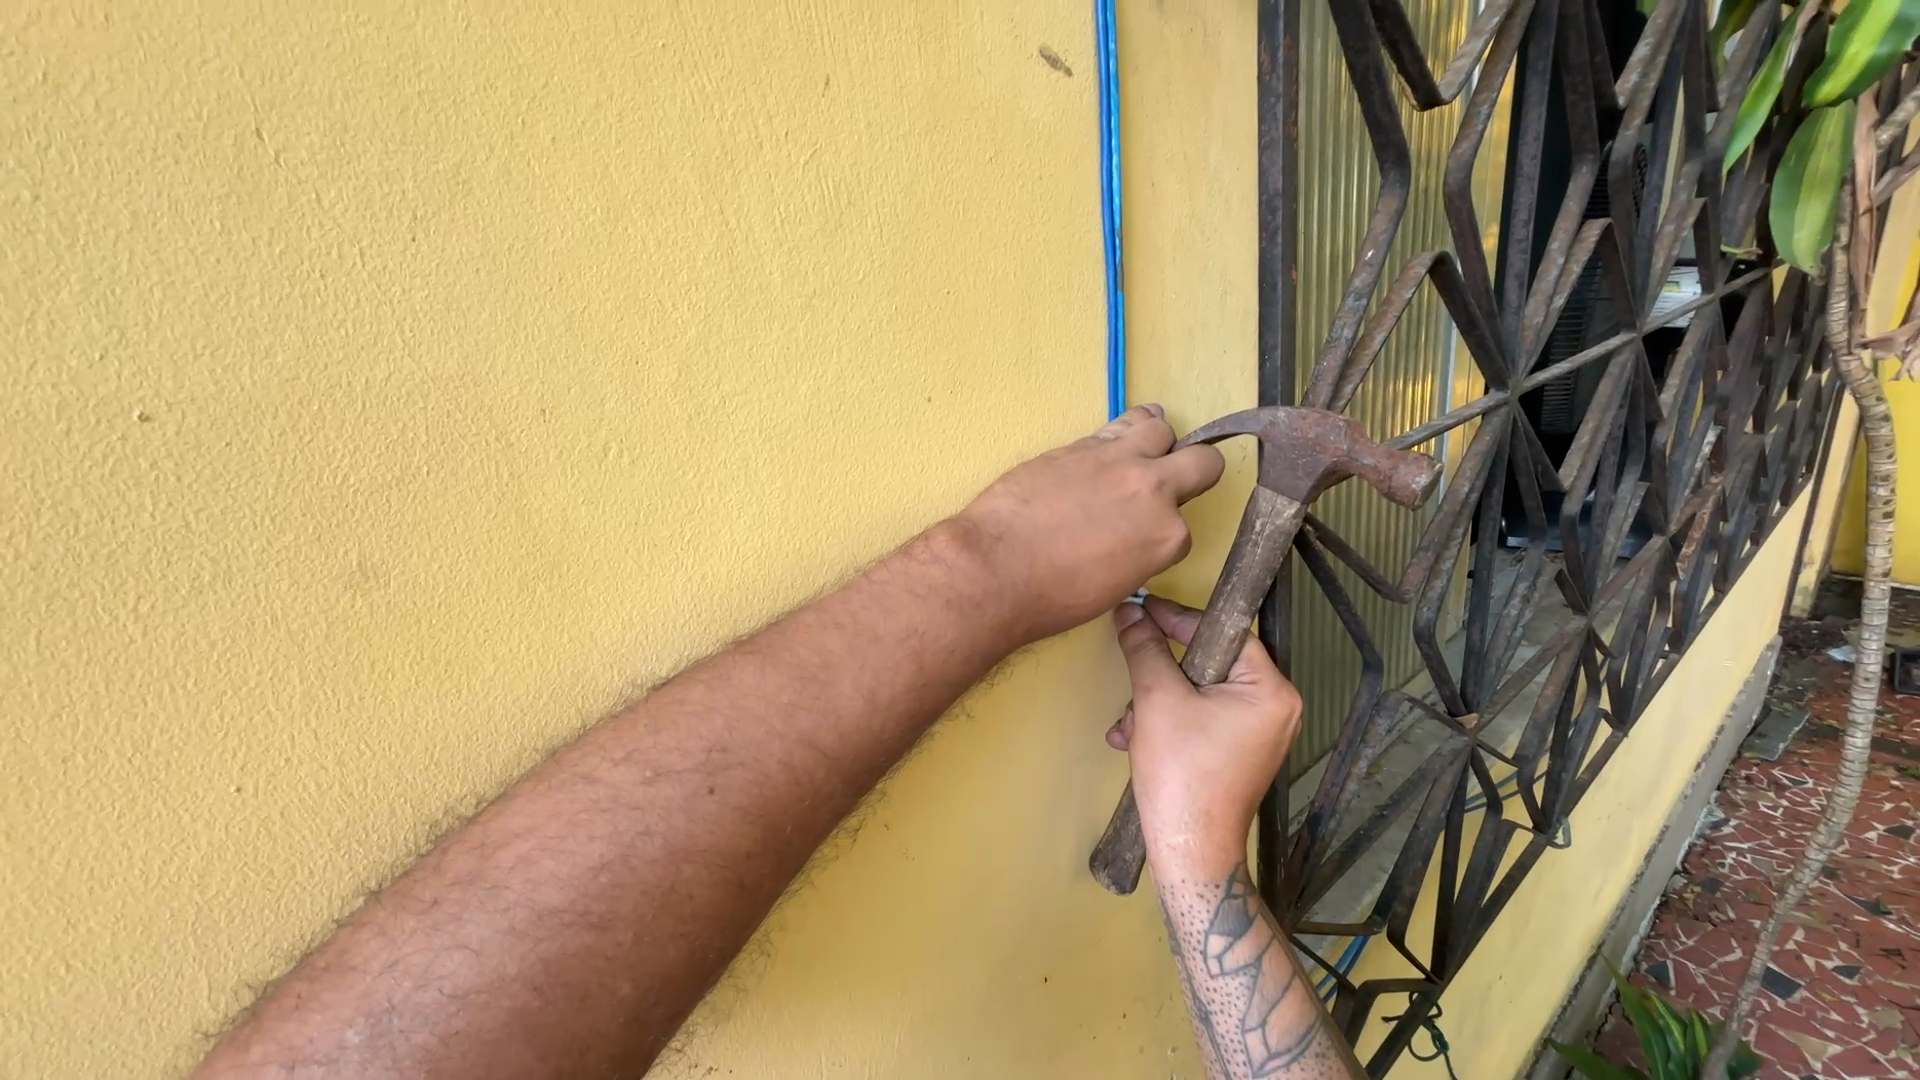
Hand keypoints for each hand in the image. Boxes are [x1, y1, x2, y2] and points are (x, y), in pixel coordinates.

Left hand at [950, 405, 1224, 642]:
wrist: (996, 569)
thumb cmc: (1051, 596)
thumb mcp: (1113, 586)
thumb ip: (1137, 553)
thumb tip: (1128, 536)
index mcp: (1167, 537)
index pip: (1184, 527)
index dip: (1163, 533)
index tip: (1141, 537)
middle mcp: (1154, 491)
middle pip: (1203, 462)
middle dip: (1193, 471)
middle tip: (1168, 482)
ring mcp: (1118, 461)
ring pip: (1159, 427)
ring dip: (1155, 440)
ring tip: (1137, 453)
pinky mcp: (1081, 445)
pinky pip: (1117, 425)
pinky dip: (1121, 432)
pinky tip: (1113, 440)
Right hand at [1108, 595, 1301, 874]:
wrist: (1188, 850)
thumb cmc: (1181, 771)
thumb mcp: (1156, 699)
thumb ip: (1144, 648)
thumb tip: (1130, 612)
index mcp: (1271, 690)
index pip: (1225, 632)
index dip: (1180, 619)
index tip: (1143, 609)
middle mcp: (1274, 709)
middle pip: (1208, 665)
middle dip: (1160, 674)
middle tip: (1133, 673)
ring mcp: (1257, 735)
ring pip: (1197, 694)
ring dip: (1155, 703)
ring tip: (1129, 726)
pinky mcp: (1237, 754)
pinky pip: (1200, 719)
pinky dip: (1166, 723)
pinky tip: (1134, 740)